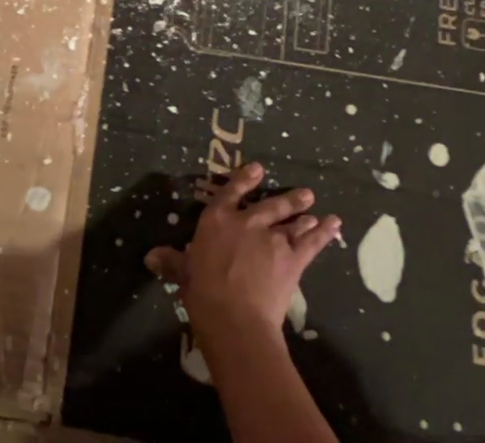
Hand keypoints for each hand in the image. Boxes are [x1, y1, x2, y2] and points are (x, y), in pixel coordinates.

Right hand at [145, 163, 340, 343]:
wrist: (234, 315)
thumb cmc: (202, 291)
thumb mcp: (183, 273)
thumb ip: (171, 261)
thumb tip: (150, 256)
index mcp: (217, 221)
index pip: (230, 193)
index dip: (244, 179)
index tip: (258, 168)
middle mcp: (247, 223)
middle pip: (270, 206)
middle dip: (288, 199)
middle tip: (305, 193)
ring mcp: (273, 239)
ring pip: (292, 223)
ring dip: (304, 216)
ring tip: (315, 209)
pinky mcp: (293, 259)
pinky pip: (312, 243)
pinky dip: (324, 233)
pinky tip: (334, 224)